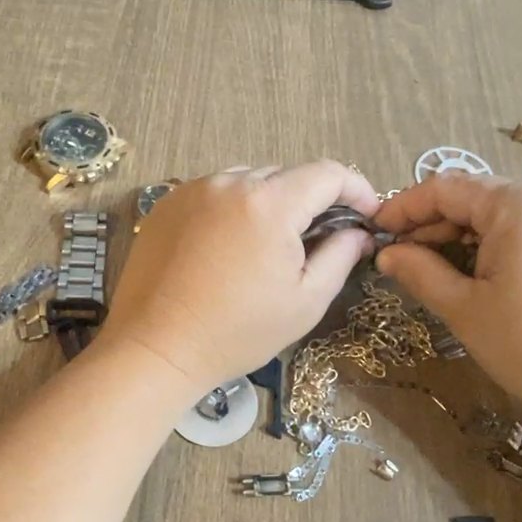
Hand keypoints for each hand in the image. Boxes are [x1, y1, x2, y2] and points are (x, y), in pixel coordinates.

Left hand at [102, 160, 379, 394]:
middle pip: (286, 176)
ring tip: (267, 248)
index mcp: (269, 204)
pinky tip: (227, 249)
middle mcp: (230, 183)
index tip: (366, 216)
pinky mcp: (166, 204)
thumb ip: (339, 257)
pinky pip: (214, 194)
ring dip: (268, 204)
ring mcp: (193, 190)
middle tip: (316, 241)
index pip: (327, 173)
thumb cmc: (237, 333)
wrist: (155, 348)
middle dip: (310, 202)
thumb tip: (358, 232)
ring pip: (248, 182)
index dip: (356, 189)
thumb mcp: (304, 301)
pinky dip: (232, 210)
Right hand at [373, 174, 521, 430]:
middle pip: (477, 198)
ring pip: (505, 217)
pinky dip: (499, 248)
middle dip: (433, 226)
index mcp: (519, 202)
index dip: (403, 207)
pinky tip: (485, 281)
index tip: (374, 232)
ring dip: (465, 239)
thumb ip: (420, 273)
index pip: (445, 187)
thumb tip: (387, 253)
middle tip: (401, 261)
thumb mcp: (466, 311)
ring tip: (438, 276)